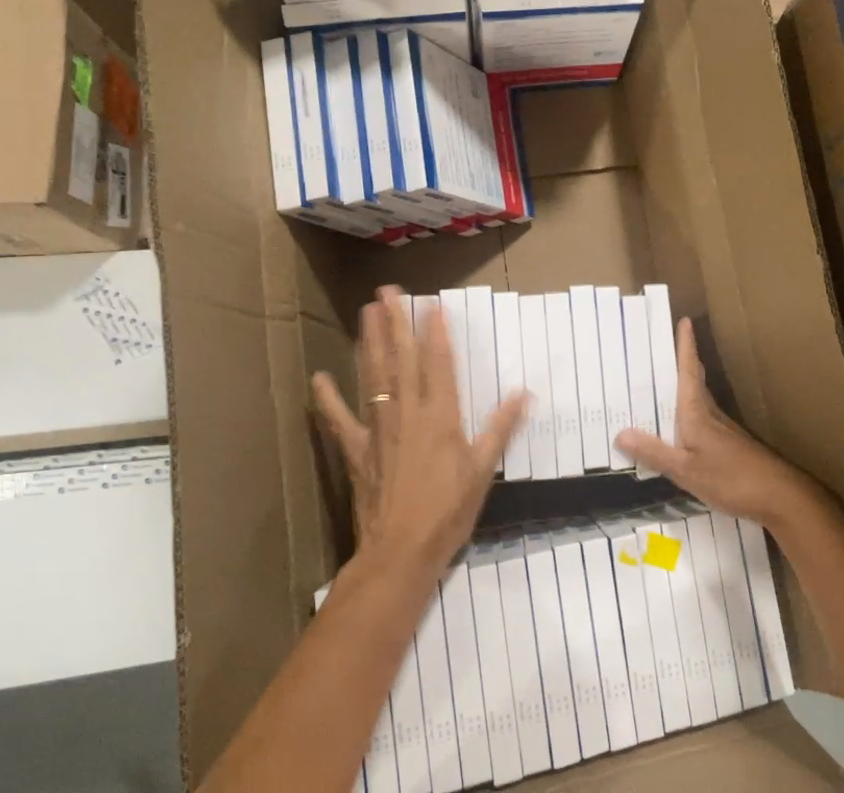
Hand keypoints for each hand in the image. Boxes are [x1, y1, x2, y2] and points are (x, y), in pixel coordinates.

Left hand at [313, 286, 527, 578]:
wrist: (401, 551)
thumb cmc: (449, 513)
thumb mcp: (483, 471)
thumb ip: (500, 429)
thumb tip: (523, 393)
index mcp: (441, 417)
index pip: (438, 364)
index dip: (435, 333)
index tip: (432, 304)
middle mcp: (407, 414)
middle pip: (401, 360)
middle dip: (396, 323)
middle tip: (388, 292)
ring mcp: (378, 430)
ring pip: (373, 377)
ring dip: (371, 343)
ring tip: (366, 313)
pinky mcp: (357, 452)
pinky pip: (340, 420)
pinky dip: (328, 399)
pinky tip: (319, 377)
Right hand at [614, 317, 822, 527]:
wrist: (778, 496)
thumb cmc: (731, 478)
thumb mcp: (686, 469)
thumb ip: (654, 452)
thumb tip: (620, 432)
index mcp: (697, 413)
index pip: (689, 371)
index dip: (686, 346)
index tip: (684, 320)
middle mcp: (710, 415)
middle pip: (695, 382)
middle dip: (683, 362)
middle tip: (664, 348)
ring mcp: (723, 431)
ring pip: (700, 400)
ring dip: (685, 387)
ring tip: (664, 383)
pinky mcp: (729, 446)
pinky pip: (703, 421)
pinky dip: (689, 414)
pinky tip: (681, 428)